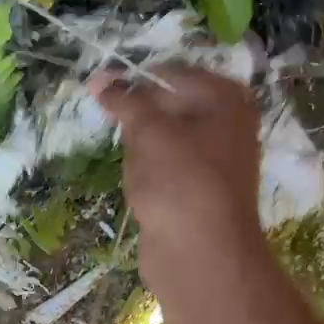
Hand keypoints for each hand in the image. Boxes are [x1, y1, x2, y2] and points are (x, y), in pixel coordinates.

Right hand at [87, 63, 264, 296]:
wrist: (200, 250)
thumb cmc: (180, 181)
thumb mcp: (149, 132)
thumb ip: (125, 101)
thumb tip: (100, 80)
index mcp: (226, 99)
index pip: (172, 73)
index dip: (134, 78)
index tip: (96, 89)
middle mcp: (227, 123)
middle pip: (171, 103)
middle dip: (136, 110)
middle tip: (102, 116)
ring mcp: (213, 158)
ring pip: (166, 136)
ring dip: (139, 141)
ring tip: (121, 151)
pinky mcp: (198, 188)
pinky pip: (166, 165)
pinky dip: (146, 166)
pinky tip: (134, 179)